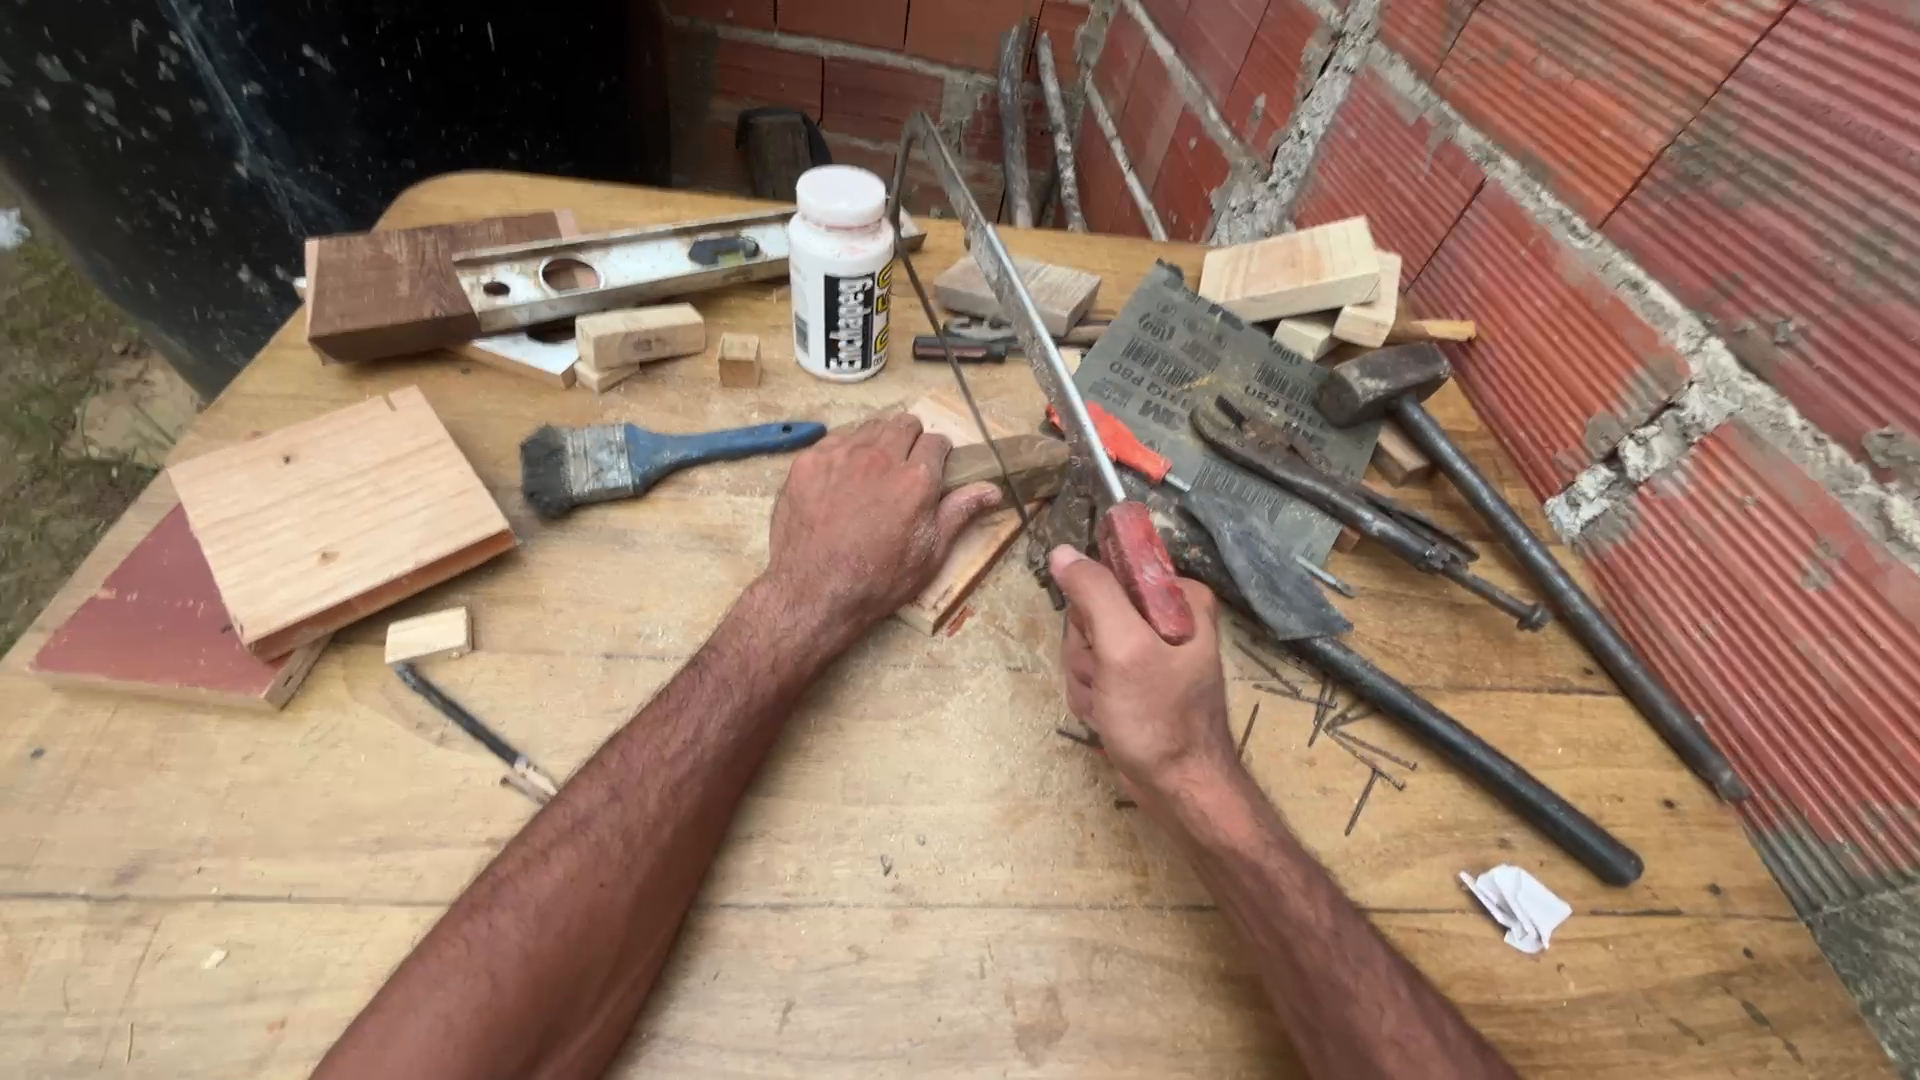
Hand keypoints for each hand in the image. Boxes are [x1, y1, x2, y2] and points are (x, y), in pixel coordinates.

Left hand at [764, 413, 1001, 636]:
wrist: (816, 593)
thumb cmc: (879, 580)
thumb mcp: (931, 553)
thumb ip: (960, 512)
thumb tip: (993, 489)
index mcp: (917, 478)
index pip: (937, 441)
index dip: (938, 455)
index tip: (933, 469)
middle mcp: (881, 456)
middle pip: (905, 424)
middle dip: (911, 440)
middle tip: (903, 469)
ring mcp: (841, 455)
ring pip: (870, 426)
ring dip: (878, 442)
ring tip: (872, 473)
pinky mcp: (809, 461)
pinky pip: (835, 439)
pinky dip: (844, 452)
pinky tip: (841, 479)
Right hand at [1051, 545, 1234, 795]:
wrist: (1179, 789)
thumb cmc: (1159, 719)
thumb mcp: (1124, 648)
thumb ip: (1094, 594)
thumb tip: (1062, 552)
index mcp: (1178, 597)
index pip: (1110, 572)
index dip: (1094, 606)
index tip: (1103, 637)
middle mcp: (1166, 617)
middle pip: (1091, 611)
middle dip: (1087, 650)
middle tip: (1106, 677)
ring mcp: (1148, 651)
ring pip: (1084, 644)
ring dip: (1085, 678)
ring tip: (1109, 703)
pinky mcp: (1134, 680)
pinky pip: (1090, 672)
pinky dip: (1090, 696)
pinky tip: (1107, 715)